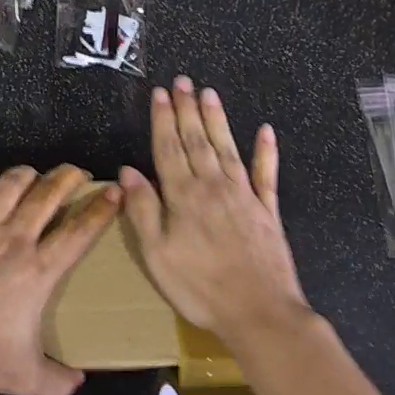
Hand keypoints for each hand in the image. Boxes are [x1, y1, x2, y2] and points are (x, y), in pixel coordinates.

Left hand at [0, 164, 119, 394]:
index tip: (113, 191)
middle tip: (76, 173)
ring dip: (25, 173)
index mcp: (38, 270)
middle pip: (48, 194)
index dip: (101, 208)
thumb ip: (58, 381)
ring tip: (32, 174)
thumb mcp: (25, 378)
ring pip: (10, 183)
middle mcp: (14, 238)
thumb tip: (79, 384)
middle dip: (68, 177)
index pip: (80, 230)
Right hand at [119, 76, 308, 342]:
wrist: (260, 312)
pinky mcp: (267, 211)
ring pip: (227, 147)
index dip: (163, 119)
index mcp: (183, 195)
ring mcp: (244, 195)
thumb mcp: (157, 254)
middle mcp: (213, 185)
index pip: (169, 148)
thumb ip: (143, 210)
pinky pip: (265, 174)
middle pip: (197, 139)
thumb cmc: (200, 287)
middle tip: (183, 81)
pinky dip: (266, 152)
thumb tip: (127, 171)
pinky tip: (265, 132)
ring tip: (209, 93)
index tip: (160, 93)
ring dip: (217, 119)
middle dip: (188, 109)